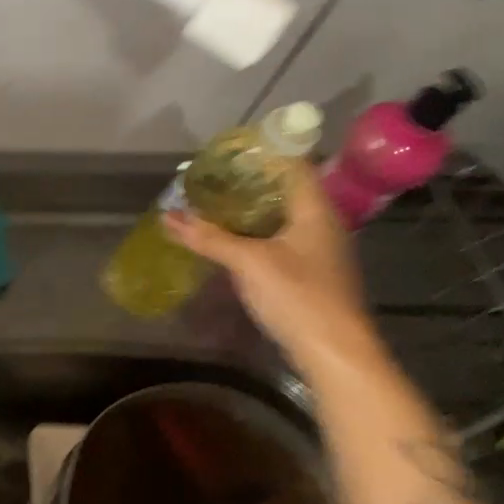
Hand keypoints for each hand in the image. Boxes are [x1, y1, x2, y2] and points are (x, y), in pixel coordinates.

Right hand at [162, 160, 381, 372]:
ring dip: (252, 211)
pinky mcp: (313, 275)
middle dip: (251, 183)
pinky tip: (233, 241)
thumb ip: (208, 236)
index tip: (230, 150)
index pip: (294, 165)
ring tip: (215, 205)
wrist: (335, 353)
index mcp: (315, 210)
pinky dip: (258, 234)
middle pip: (287, 191)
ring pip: (284, 218)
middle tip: (213, 178)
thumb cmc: (298, 296)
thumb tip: (167, 216)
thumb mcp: (247, 262)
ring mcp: (321, 251)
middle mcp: (323, 224)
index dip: (265, 153)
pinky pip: (283, 241)